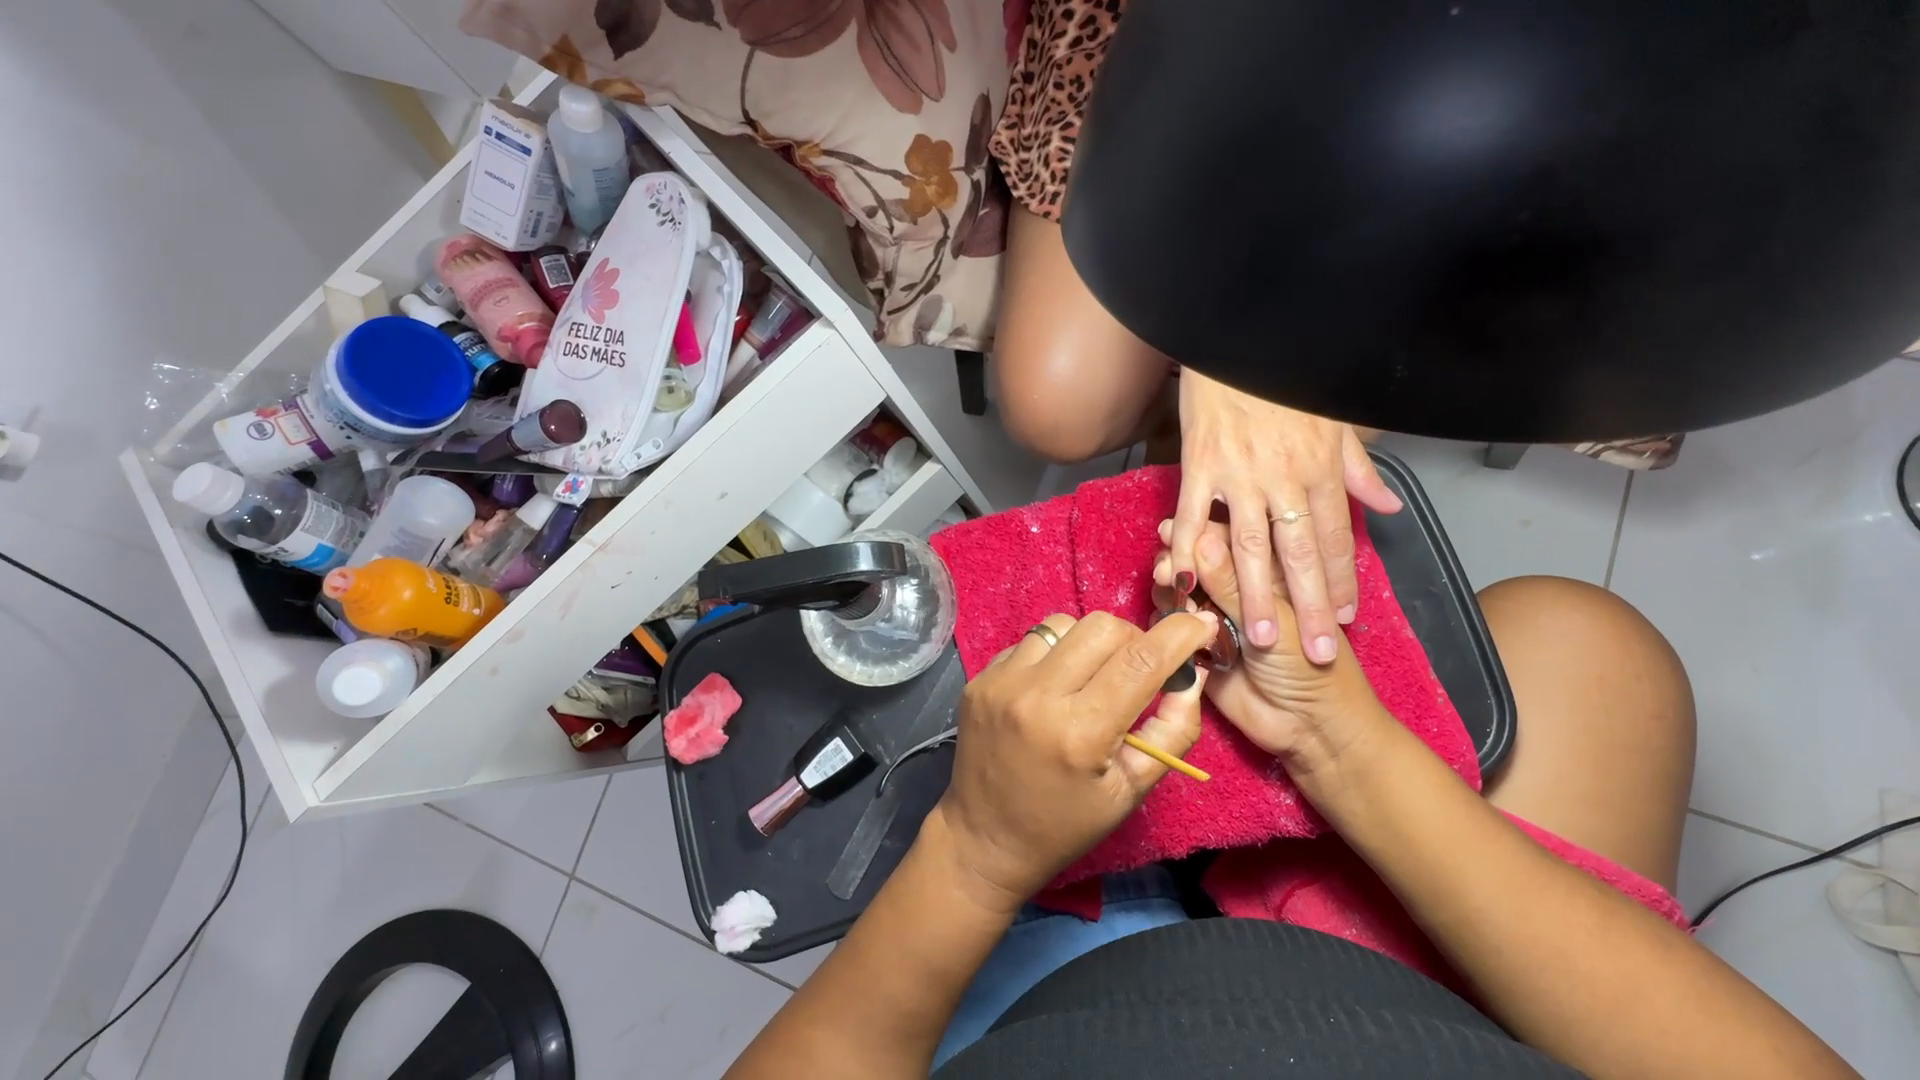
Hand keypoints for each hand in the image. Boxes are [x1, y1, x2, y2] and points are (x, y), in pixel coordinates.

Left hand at [930, 610, 1217, 911]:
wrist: (985, 839)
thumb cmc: (1067, 824)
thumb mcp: (1132, 789)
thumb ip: (1173, 730)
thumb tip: (1193, 674)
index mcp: (1080, 733)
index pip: (1141, 661)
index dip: (1179, 635)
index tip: (1201, 623)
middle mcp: (1036, 697)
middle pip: (1102, 627)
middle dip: (1133, 639)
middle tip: (1137, 670)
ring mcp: (1001, 683)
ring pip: (1064, 624)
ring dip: (1090, 644)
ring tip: (1089, 681)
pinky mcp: (981, 679)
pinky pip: (1031, 641)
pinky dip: (1054, 655)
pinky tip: (1053, 691)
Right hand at [1153, 519, 1383, 781]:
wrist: (1308, 727)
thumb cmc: (1309, 664)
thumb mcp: (1275, 617)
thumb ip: (1234, 583)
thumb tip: (1199, 536)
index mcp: (1264, 575)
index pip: (1226, 543)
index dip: (1198, 534)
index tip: (1173, 528)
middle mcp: (1237, 593)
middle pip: (1196, 565)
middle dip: (1177, 560)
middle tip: (1166, 566)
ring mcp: (1214, 621)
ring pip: (1181, 593)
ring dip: (1169, 586)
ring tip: (1164, 585)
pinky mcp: (1197, 651)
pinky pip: (1172, 628)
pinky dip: (1163, 618)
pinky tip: (1162, 615)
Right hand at [1174, 368, 1402, 664]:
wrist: (1242, 339)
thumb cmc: (1288, 380)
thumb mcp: (1335, 420)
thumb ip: (1360, 469)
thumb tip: (1388, 508)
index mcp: (1320, 467)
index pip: (1334, 535)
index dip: (1340, 579)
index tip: (1344, 618)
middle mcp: (1284, 477)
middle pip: (1298, 552)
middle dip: (1309, 606)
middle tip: (1318, 654)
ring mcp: (1238, 474)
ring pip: (1248, 544)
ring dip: (1254, 594)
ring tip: (1258, 638)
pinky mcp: (1198, 466)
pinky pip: (1190, 514)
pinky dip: (1186, 549)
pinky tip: (1186, 583)